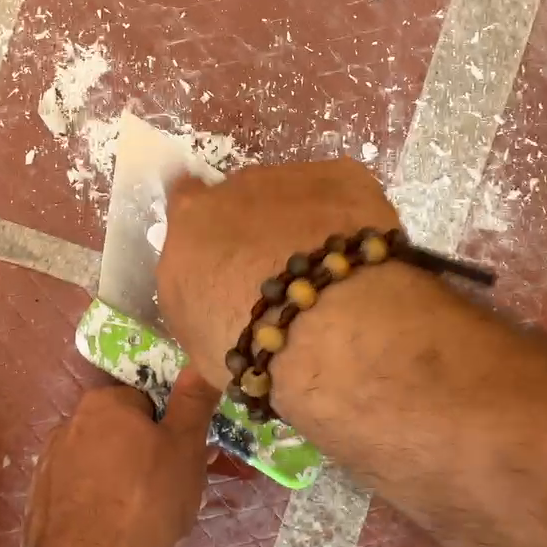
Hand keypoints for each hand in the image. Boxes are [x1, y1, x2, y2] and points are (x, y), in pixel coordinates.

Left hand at [23, 369, 218, 546]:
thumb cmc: (147, 500)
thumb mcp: (185, 446)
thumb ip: (193, 402)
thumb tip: (200, 363)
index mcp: (104, 402)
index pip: (145, 402)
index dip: (169, 430)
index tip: (183, 459)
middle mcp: (69, 424)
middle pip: (119, 433)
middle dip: (144, 458)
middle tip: (168, 492)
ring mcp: (48, 466)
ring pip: (98, 467)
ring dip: (119, 484)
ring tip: (142, 522)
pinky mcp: (37, 505)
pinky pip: (78, 497)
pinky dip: (96, 509)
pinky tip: (112, 537)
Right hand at [157, 160, 399, 388]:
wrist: (329, 323)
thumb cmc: (250, 344)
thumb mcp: (206, 350)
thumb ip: (201, 328)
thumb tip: (191, 372)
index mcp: (190, 224)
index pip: (185, 202)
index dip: (206, 224)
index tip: (222, 250)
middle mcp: (233, 189)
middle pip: (242, 200)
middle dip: (257, 230)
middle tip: (279, 277)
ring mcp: (289, 176)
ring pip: (293, 195)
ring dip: (303, 223)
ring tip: (328, 276)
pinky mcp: (341, 174)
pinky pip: (339, 195)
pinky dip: (347, 222)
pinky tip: (360, 260)